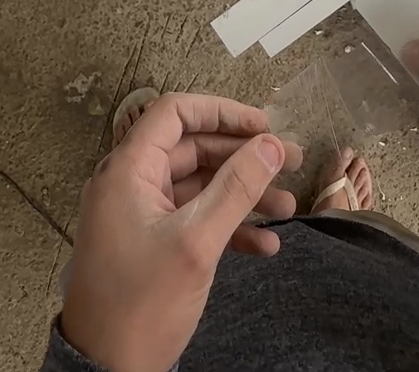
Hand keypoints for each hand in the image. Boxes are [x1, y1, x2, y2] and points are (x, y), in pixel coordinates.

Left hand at [60, 93, 299, 371]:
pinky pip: (194, 217)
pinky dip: (228, 225)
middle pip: (193, 147)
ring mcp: (141, 213)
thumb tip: (271, 144)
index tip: (263, 124)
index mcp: (129, 169)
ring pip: (200, 185)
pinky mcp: (152, 242)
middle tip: (290, 161)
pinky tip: (265, 243)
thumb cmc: (140, 305)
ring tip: (288, 205)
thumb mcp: (196, 242)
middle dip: (243, 154)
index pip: (175, 112)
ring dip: (243, 192)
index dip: (221, 111)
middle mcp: (132, 182)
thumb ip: (236, 188)